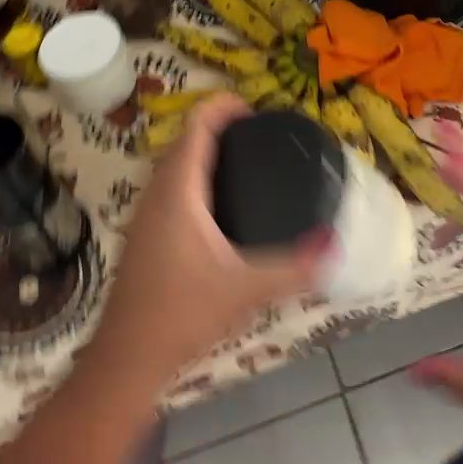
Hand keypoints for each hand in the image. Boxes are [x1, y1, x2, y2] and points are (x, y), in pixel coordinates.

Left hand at [84, 93, 332, 389]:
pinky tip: (218, 204)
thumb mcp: (245, 288)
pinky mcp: (144, 235)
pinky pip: (170, 186)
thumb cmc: (181, 312)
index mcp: (178, 191)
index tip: (255, 109)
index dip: (222, 107)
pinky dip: (194, 177)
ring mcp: (145, 214)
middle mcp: (156, 193)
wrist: (127, 357)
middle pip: (184, 141)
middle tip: (260, 135)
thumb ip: (293, 267)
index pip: (196, 127)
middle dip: (218, 127)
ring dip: (203, 152)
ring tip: (244, 161)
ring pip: (174, 165)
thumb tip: (335, 245)